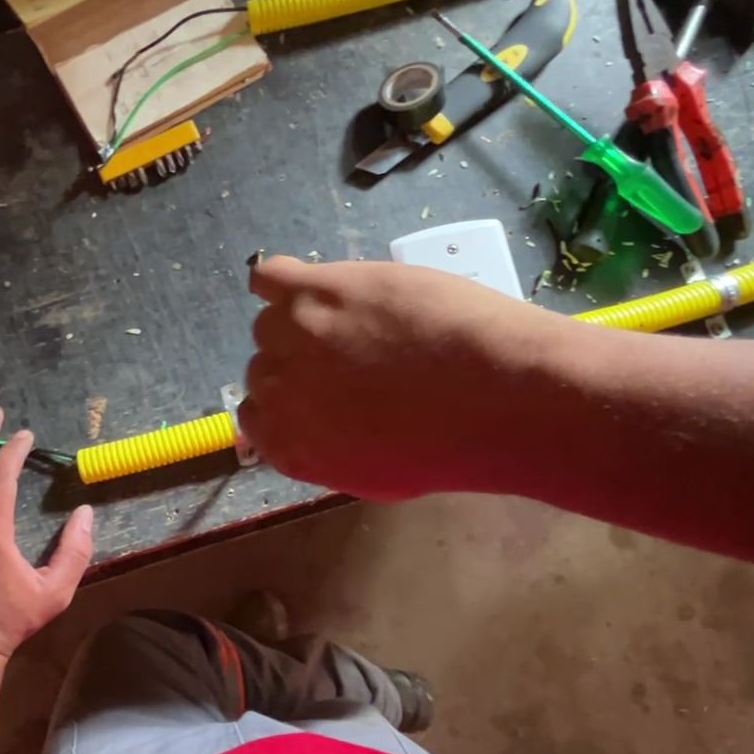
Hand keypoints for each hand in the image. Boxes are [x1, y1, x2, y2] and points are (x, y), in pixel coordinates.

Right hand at [239, 255, 579, 500]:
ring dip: (302, 323)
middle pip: (263, 367)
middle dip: (299, 364)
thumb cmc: (451, 446)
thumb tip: (313, 425)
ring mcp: (291, 335)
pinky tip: (309, 285)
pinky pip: (269, 276)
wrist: (499, 394)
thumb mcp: (376, 476)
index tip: (314, 394)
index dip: (286, 401)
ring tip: (352, 322)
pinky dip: (279, 279)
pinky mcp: (316, 289)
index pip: (255, 417)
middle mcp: (276, 392)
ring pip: (271, 323)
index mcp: (288, 446)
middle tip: (348, 358)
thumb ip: (326, 451)